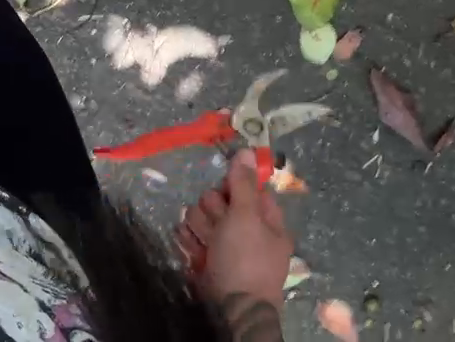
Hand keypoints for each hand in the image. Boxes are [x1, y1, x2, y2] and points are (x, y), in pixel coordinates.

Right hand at [177, 150, 292, 326]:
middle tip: (219, 226)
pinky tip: (198, 251)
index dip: (232, 187)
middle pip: (215, 198)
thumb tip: (248, 149)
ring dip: (199, 227)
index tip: (226, 193)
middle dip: (211, 210)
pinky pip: (188, 232)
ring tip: (207, 244)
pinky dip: (190, 240)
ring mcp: (224, 241)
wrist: (231, 305)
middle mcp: (245, 228)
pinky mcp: (205, 252)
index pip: (244, 187)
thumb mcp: (246, 216)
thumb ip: (242, 183)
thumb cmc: (246, 258)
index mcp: (265, 221)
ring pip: (198, 214)